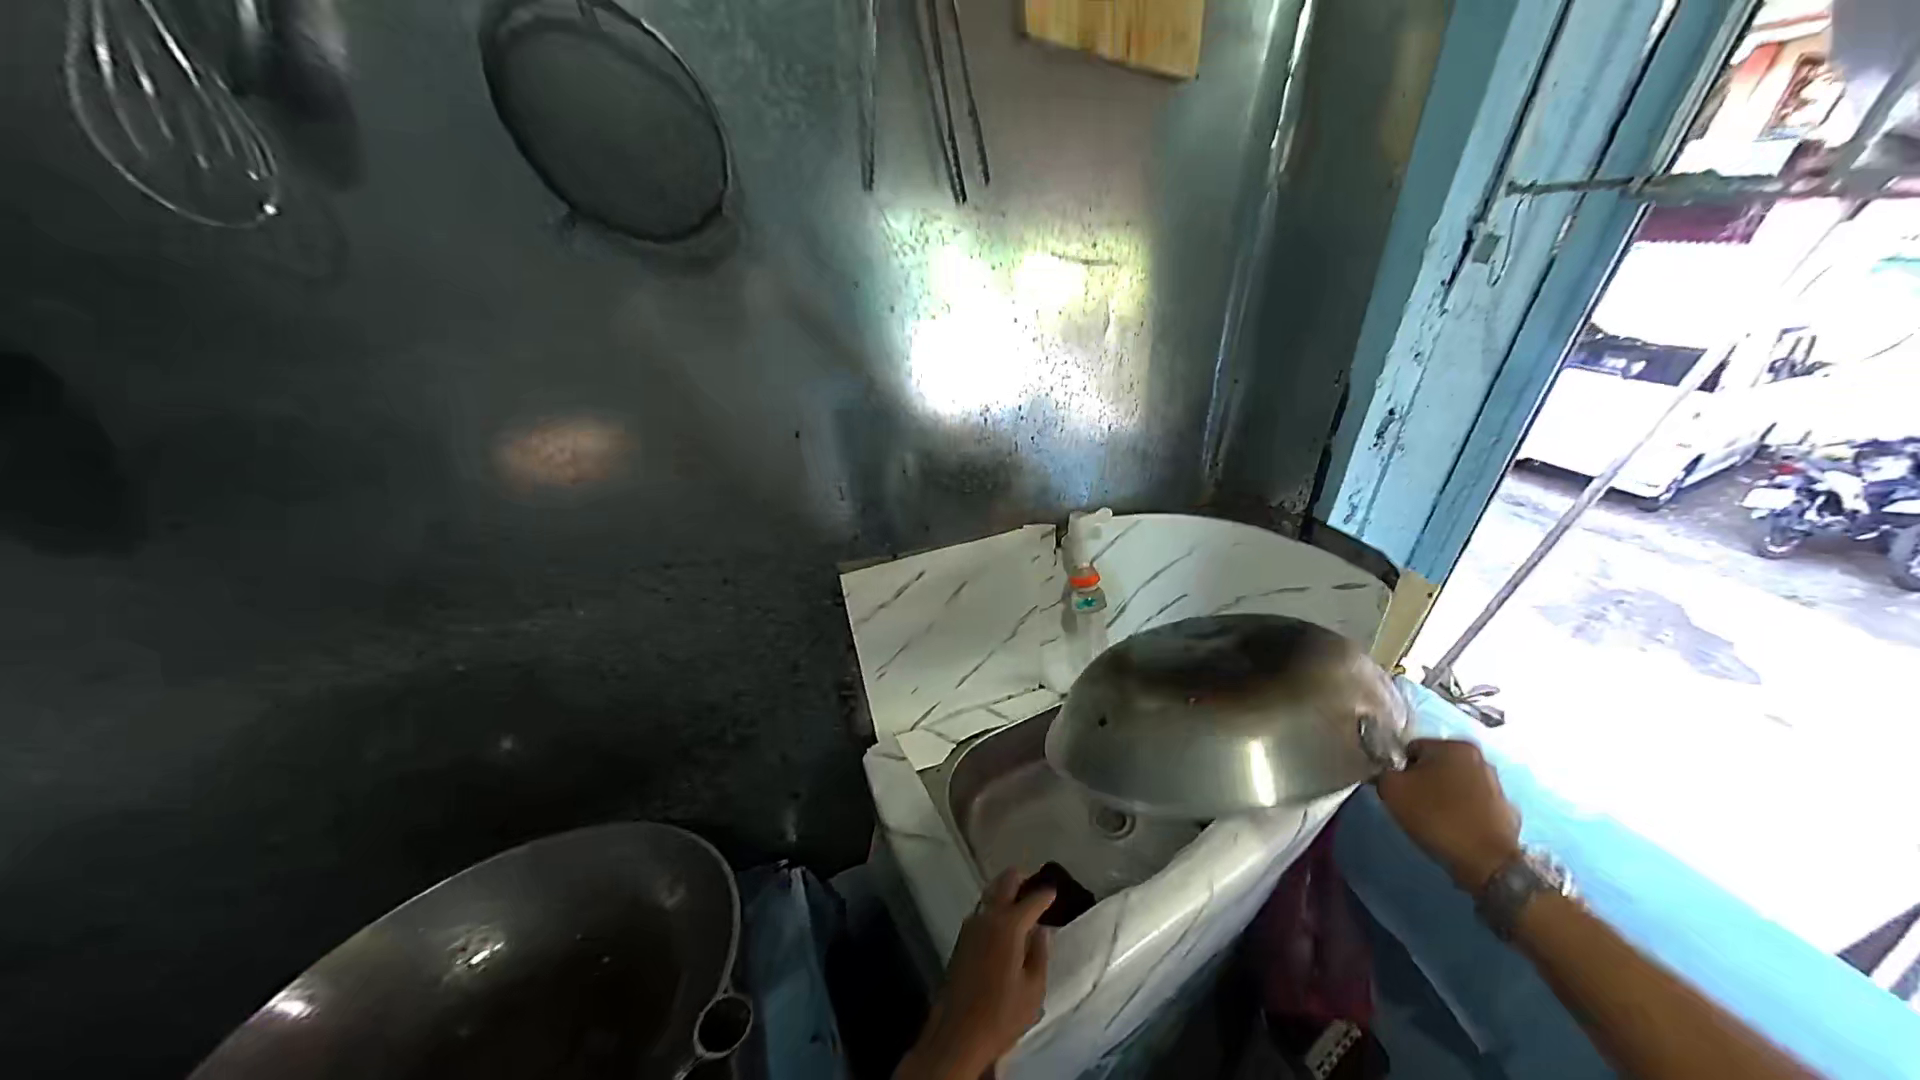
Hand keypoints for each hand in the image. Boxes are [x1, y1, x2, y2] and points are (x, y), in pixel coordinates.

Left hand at [897, 870, 1053, 1079]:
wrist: (958, 1033)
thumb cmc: (1001, 1014)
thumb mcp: (1033, 989)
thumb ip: (1040, 954)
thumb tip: (1041, 931)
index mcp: (1009, 926)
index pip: (1032, 899)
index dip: (1045, 894)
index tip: (1054, 890)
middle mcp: (987, 917)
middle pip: (1004, 882)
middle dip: (1021, 878)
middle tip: (1034, 883)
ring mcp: (970, 926)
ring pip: (990, 894)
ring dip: (1005, 891)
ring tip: (1021, 900)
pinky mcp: (961, 939)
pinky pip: (981, 911)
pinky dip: (994, 907)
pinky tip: (1003, 923)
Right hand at [1375, 738, 1520, 890]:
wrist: (1485, 862)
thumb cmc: (1435, 816)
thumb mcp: (1391, 788)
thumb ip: (1385, 772)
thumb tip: (1392, 775)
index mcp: (1454, 747)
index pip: (1412, 749)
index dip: (1400, 768)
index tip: (1399, 789)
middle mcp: (1481, 759)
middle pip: (1437, 765)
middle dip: (1425, 780)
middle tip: (1414, 803)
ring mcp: (1498, 786)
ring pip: (1458, 784)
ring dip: (1446, 795)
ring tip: (1436, 818)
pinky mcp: (1508, 812)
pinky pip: (1475, 805)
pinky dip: (1464, 812)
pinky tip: (1456, 828)